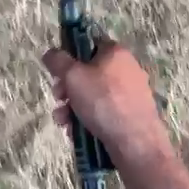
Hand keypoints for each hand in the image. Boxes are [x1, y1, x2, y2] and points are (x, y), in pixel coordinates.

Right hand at [43, 39, 172, 170]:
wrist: (137, 145)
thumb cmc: (103, 102)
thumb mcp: (72, 76)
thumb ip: (57, 61)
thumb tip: (51, 54)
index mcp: (116, 52)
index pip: (88, 44)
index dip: (69, 56)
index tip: (58, 72)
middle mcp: (127, 69)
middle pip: (88, 72)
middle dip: (68, 87)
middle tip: (58, 98)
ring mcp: (132, 94)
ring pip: (94, 95)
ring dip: (74, 106)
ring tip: (64, 121)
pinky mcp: (133, 116)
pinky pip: (105, 112)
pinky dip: (89, 119)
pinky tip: (77, 132)